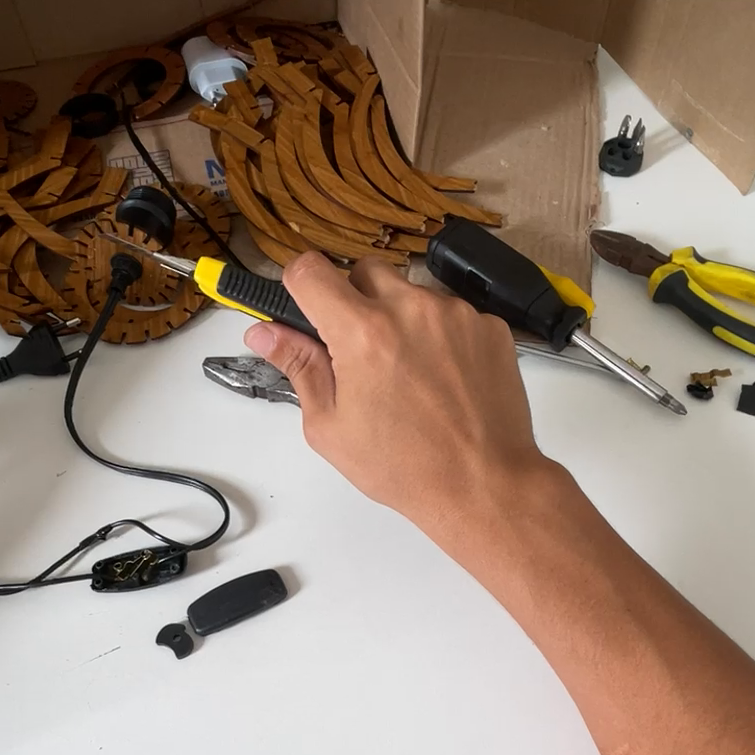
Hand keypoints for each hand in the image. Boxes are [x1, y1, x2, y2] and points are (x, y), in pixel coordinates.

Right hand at [244, 253, 555, 531]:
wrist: (483, 484)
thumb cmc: (406, 467)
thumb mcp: (331, 426)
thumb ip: (298, 367)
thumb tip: (265, 332)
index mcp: (363, 333)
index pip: (310, 269)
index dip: (300, 286)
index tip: (306, 307)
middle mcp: (411, 309)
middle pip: (364, 273)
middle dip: (353, 303)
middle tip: (360, 355)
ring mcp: (456, 313)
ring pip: (411, 292)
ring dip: (401, 320)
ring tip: (408, 376)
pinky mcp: (489, 325)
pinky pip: (451, 313)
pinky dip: (440, 336)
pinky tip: (441, 379)